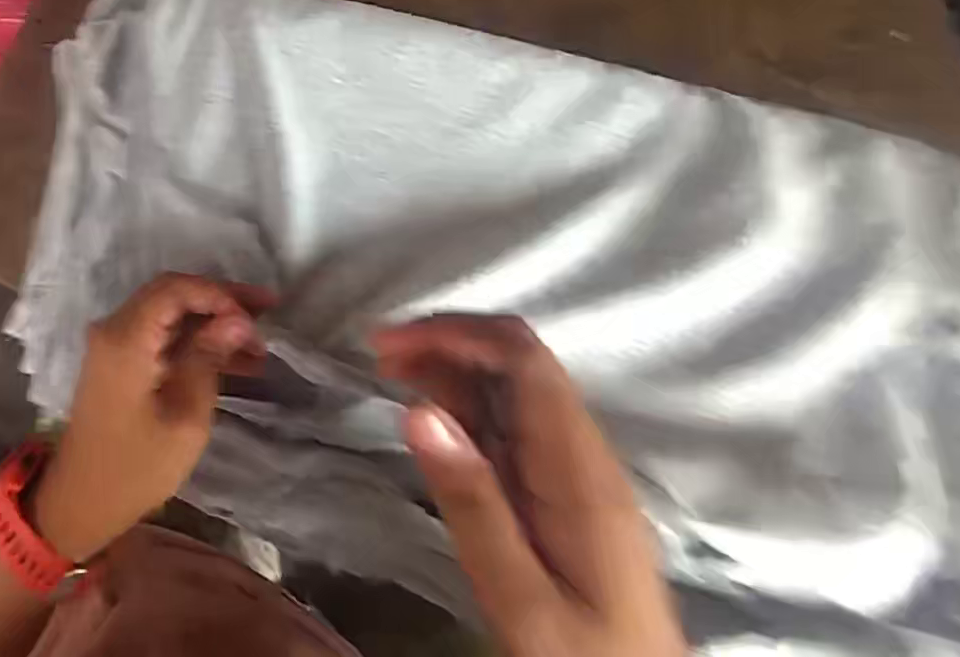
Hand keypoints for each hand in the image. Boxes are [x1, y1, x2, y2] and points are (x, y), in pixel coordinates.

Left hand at [29, 273, 274, 561]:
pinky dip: (192, 340)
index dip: (218, 293)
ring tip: (259, 344)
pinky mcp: (118, 359)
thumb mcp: (186, 417)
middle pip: (170, 294)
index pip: (173, 289)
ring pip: (167, 313)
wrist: (83, 497)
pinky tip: (234, 359)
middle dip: (219, 300)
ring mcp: (113, 342)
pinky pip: (159, 334)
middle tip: (268, 311)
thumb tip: (237, 319)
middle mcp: (113, 328)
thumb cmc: (137, 466)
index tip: (257, 316)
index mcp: (125, 337)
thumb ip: (208, 358)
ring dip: (209, 321)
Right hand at [373, 314, 685, 656]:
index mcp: (580, 471)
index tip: (388, 347)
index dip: (455, 333)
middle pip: (515, 356)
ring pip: (506, 377)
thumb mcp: (520, 599)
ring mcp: (571, 462)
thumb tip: (417, 410)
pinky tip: (421, 404)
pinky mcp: (556, 478)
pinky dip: (455, 391)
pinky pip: (503, 410)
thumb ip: (471, 505)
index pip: (523, 359)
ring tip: (387, 371)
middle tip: (378, 356)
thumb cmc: (580, 656)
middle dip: (443, 339)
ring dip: (444, 360)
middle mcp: (582, 452)